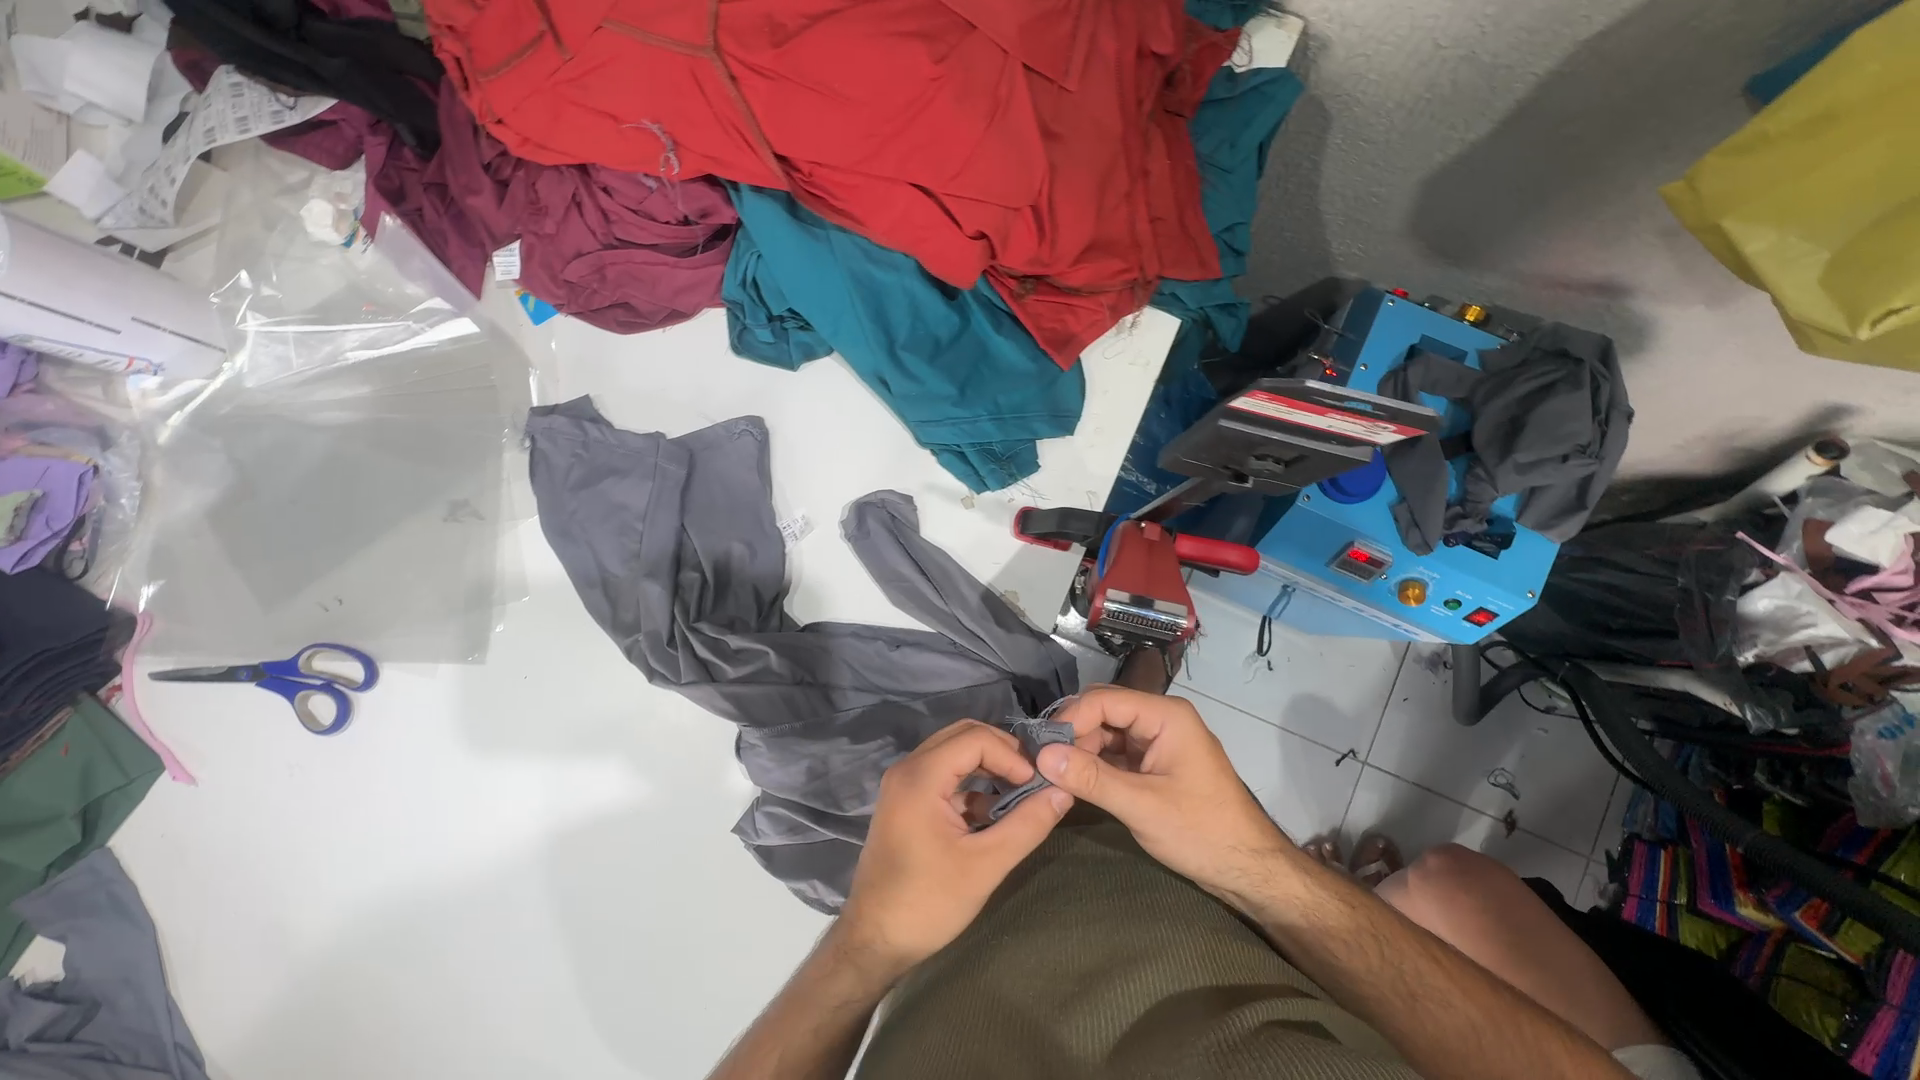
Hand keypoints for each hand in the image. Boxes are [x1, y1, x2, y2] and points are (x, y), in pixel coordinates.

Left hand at [837, 719, 1072, 976]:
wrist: (874, 941)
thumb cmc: (928, 902)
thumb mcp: (986, 865)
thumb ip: (1027, 824)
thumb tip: (1064, 792)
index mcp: (920, 776)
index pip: (976, 738)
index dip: (1012, 755)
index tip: (1037, 784)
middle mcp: (907, 770)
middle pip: (963, 736)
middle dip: (1002, 752)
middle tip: (1033, 779)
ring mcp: (903, 786)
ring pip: (953, 754)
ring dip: (988, 766)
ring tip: (1021, 793)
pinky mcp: (906, 804)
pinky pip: (943, 776)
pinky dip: (972, 784)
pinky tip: (995, 813)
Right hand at [1036, 686, 1291, 905]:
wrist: (1246, 869)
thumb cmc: (1202, 832)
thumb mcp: (1142, 806)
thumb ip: (1091, 778)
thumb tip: (1042, 755)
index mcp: (1166, 716)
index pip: (1104, 700)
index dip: (1070, 720)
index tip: (1042, 751)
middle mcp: (1161, 719)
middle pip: (1103, 711)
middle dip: (1072, 734)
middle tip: (1042, 764)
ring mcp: (1157, 741)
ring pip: (1106, 733)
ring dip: (1080, 751)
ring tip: (1052, 775)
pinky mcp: (1153, 764)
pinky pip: (1115, 753)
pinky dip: (1094, 765)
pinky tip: (1073, 782)